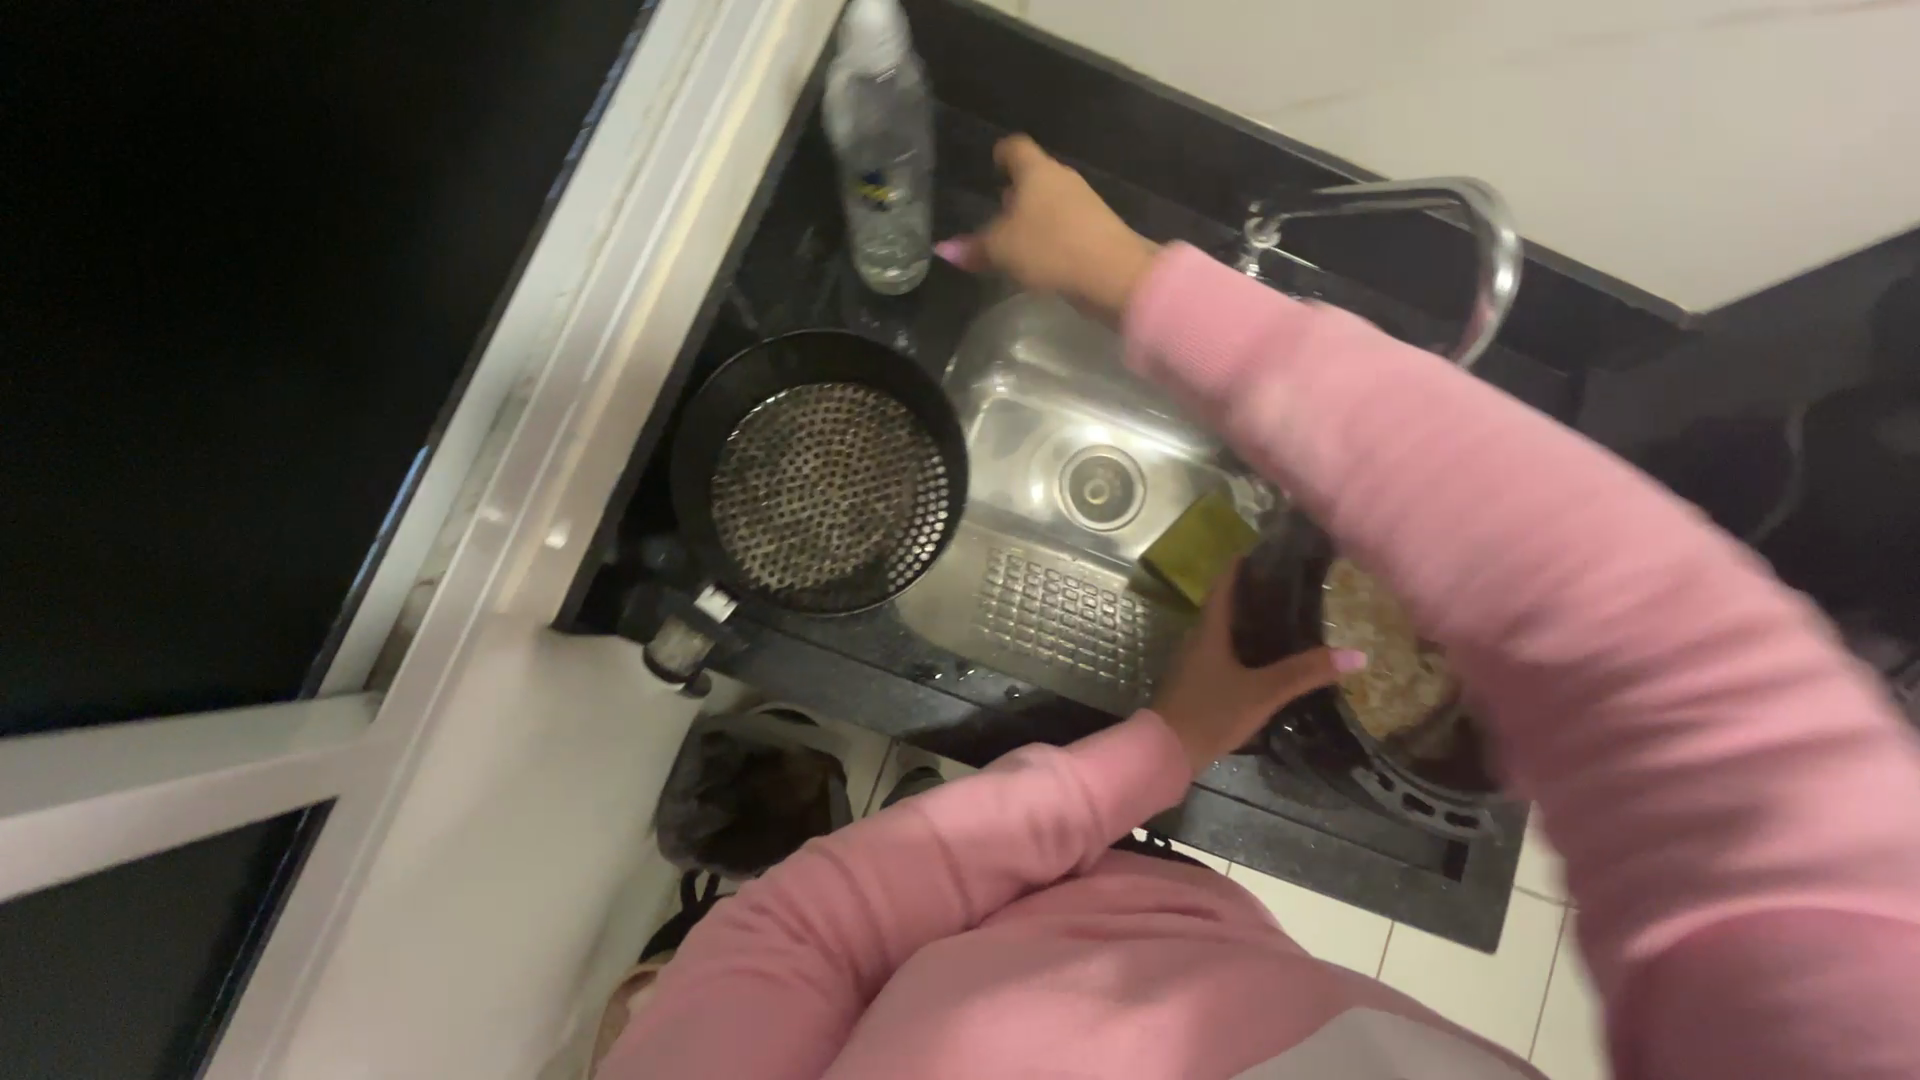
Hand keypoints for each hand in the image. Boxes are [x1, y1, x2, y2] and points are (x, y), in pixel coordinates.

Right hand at [935, 135, 1160, 321]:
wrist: (1113, 274)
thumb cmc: (1051, 249)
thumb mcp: (1003, 251)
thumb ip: (974, 249)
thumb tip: (944, 249)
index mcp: (1037, 172)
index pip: (1016, 149)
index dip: (1002, 153)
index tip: (993, 161)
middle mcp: (1062, 180)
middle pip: (1036, 177)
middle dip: (1017, 189)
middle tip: (998, 204)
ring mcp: (1085, 205)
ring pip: (1052, 202)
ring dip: (1035, 215)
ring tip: (1015, 237)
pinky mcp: (1098, 231)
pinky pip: (1066, 226)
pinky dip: (1051, 235)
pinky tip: (1041, 258)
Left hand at [1151, 560, 1367, 775]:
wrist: (1168, 750)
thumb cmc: (1211, 711)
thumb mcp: (1263, 691)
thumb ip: (1305, 672)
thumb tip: (1357, 654)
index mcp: (1208, 631)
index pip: (1222, 587)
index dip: (1238, 567)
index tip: (1260, 550)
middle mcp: (1197, 639)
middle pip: (1223, 608)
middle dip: (1249, 594)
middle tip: (1285, 585)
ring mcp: (1193, 663)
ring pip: (1222, 632)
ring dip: (1246, 623)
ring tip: (1282, 618)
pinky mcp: (1195, 684)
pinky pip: (1220, 654)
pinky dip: (1242, 648)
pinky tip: (1262, 659)